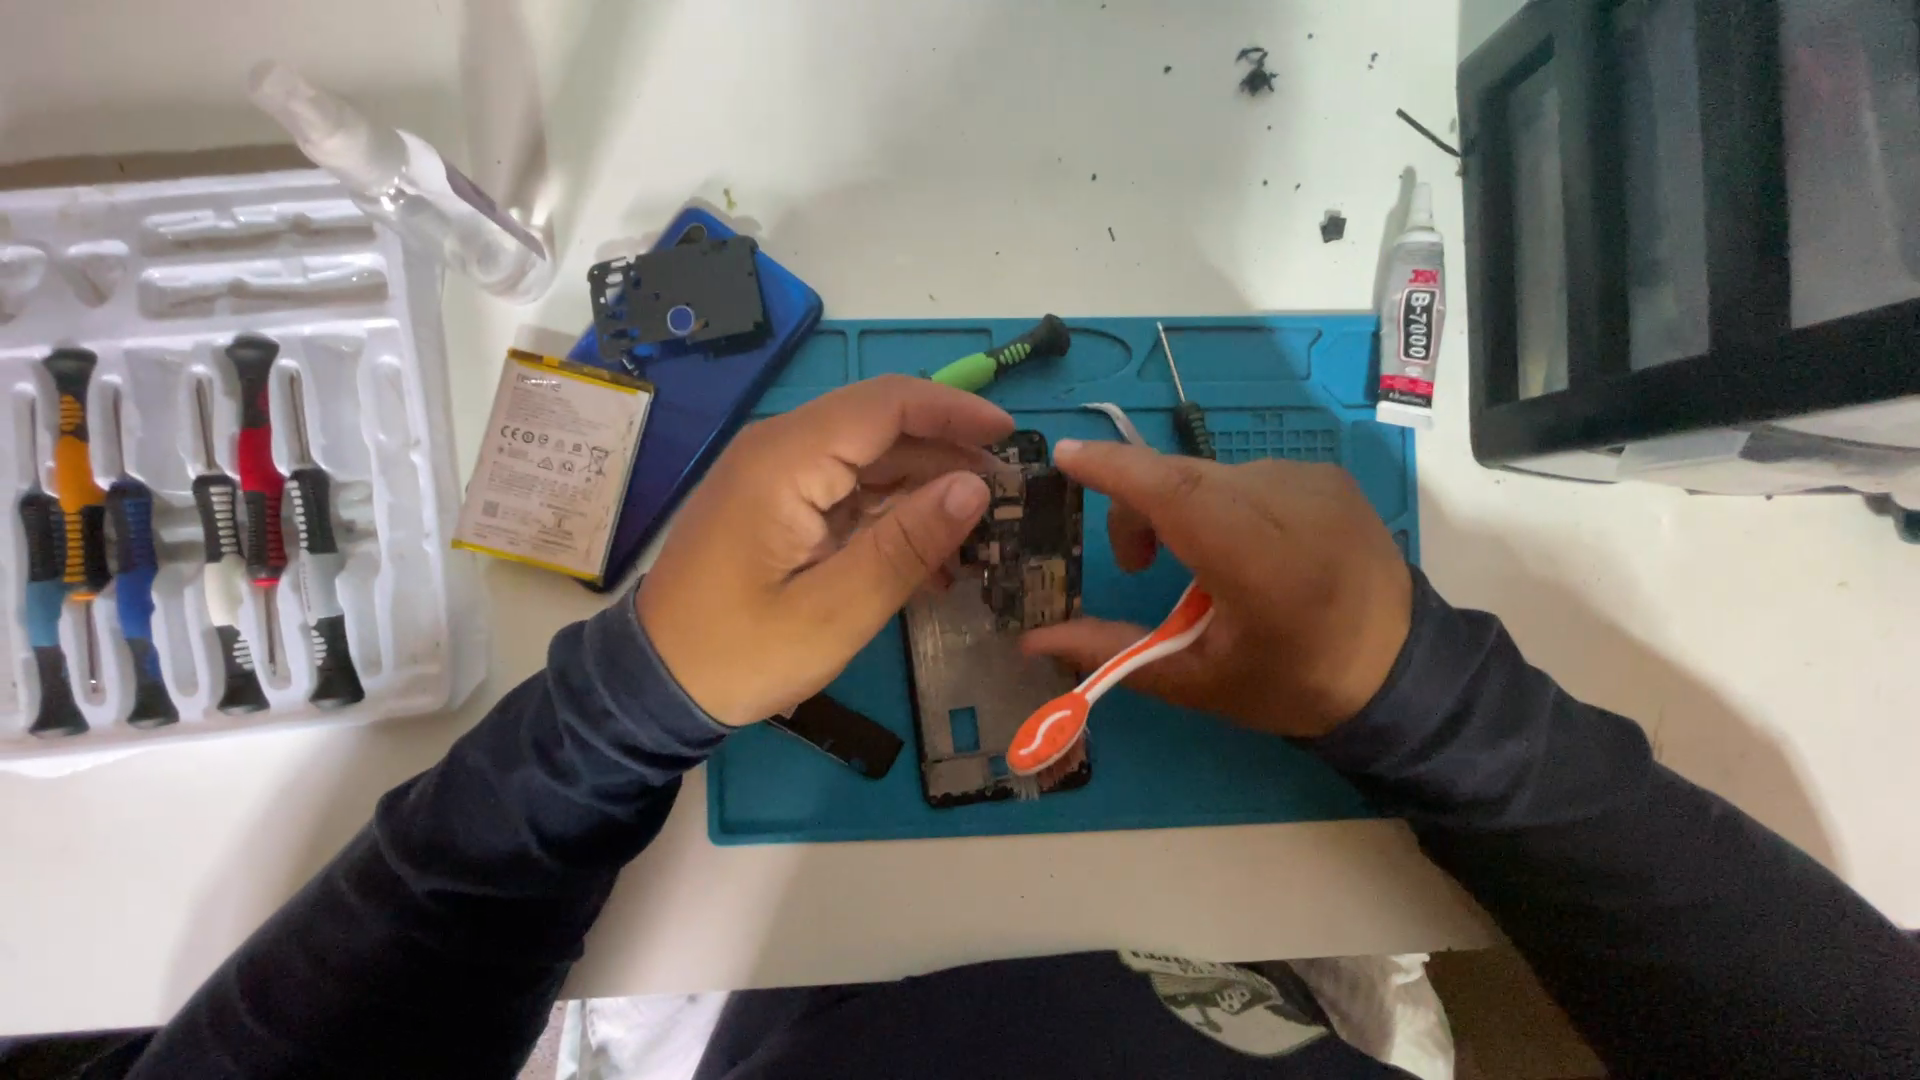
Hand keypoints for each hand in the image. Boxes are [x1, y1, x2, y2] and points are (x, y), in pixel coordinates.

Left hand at [637, 376, 1012, 726]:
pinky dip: (892, 516)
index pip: (886, 404)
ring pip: (870, 459)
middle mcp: (780, 450)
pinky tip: (929, 560)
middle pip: (881, 426)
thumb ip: (906, 543)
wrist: (658, 685)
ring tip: (976, 537)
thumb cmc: (741, 652)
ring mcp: (777, 476)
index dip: (954, 412)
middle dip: (948, 454)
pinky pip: (848, 492)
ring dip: (925, 490)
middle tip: (1004, 498)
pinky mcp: (779, 504)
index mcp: (787, 460)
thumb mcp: (834, 610)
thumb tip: (975, 486)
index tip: (1009, 438)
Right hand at [1021, 440, 1412, 738]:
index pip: (1176, 494)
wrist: (1404, 671)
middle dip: (1137, 505)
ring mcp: (1313, 482)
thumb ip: (1113, 652)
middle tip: (1134, 563)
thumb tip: (1033, 639)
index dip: (1114, 470)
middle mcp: (1290, 505)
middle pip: (1181, 478)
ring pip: (1209, 474)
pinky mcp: (1326, 475)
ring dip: (1180, 506)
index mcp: (1261, 565)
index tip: (1064, 457)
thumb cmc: (1294, 683)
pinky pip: (1244, 474)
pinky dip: (1219, 501)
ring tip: (1200, 565)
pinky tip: (1243, 547)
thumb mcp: (1198, 680)